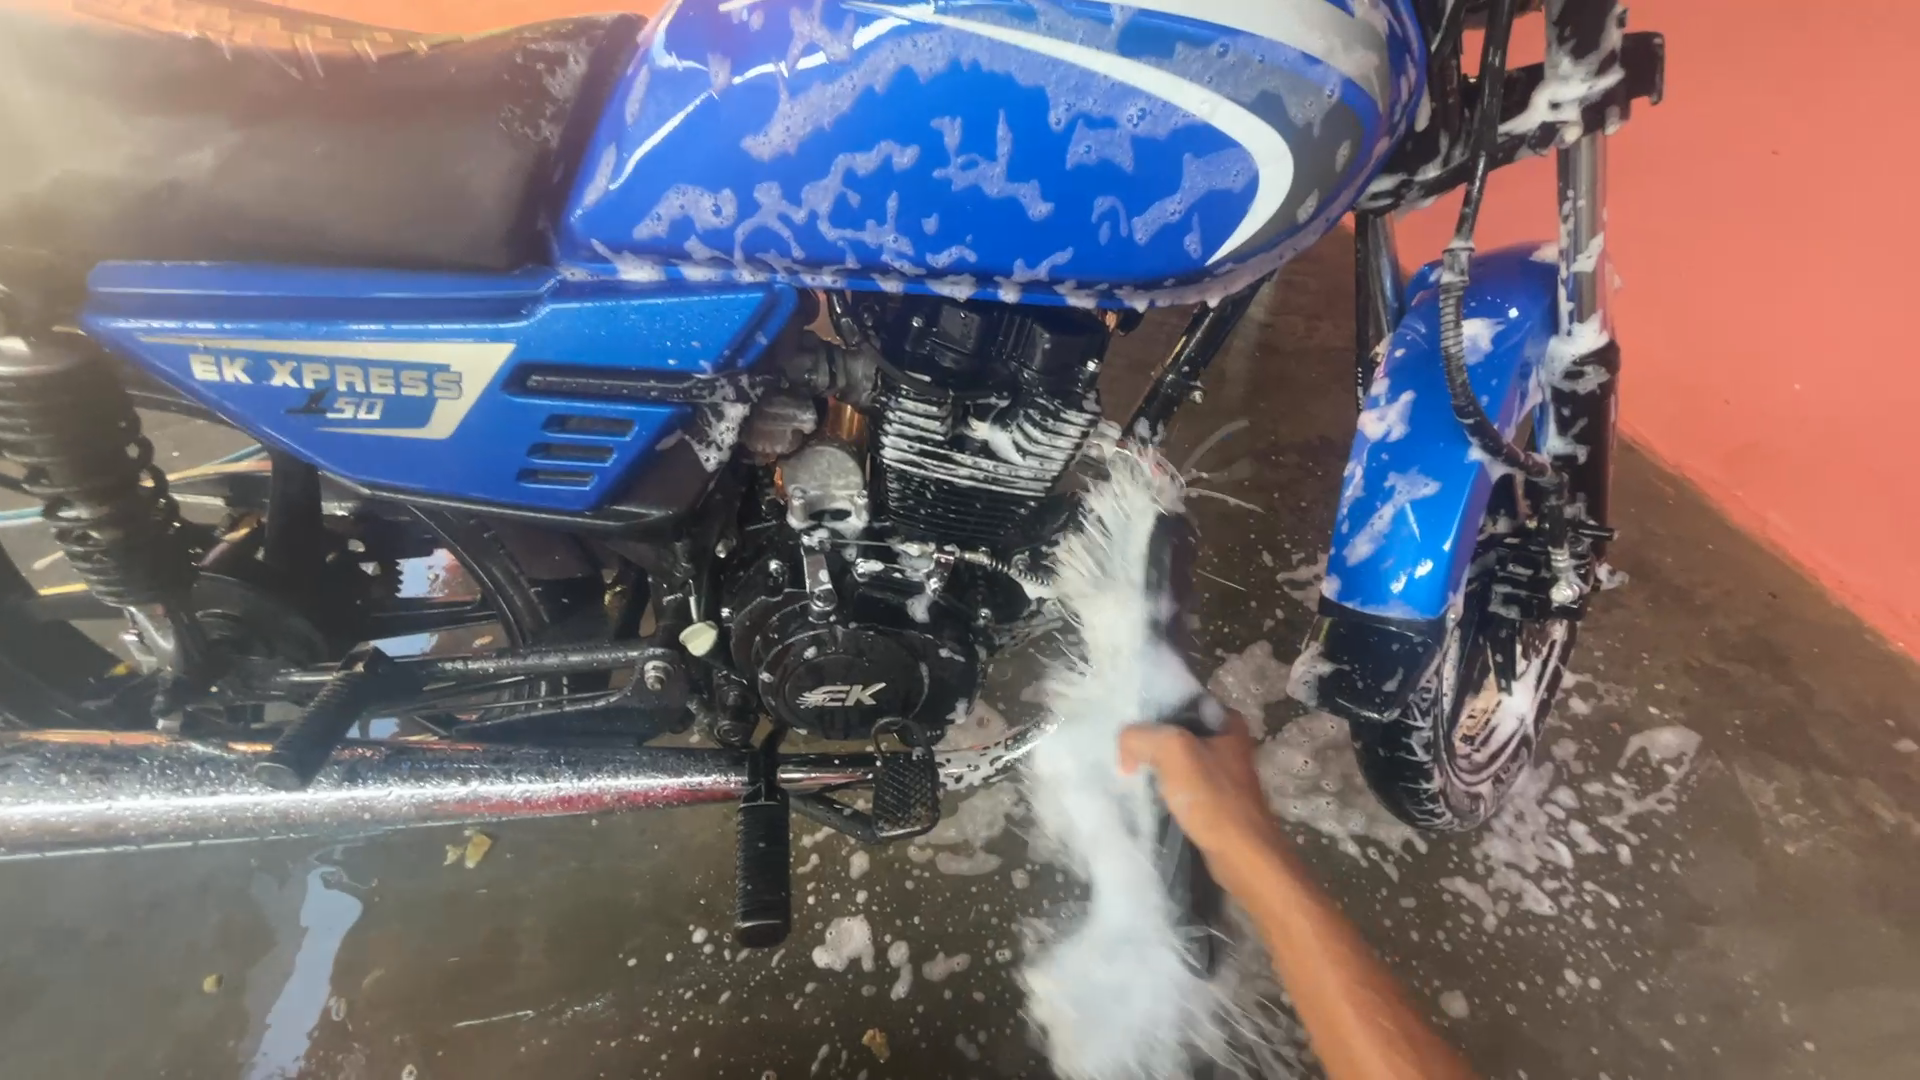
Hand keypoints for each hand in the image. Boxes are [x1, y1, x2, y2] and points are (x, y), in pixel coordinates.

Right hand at [1118, 711, 1288, 877]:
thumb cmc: (1212, 797)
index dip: (1150, 708)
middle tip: (1123, 747)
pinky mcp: (1214, 797)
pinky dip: (1162, 782)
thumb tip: (1125, 751)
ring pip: (1177, 755)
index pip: (1179, 699)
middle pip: (1176, 727)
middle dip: (1149, 736)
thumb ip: (1139, 736)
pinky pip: (1180, 779)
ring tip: (1128, 767)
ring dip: (1154, 761)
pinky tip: (1145, 790)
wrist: (1242, 855)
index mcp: (1227, 719)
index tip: (1125, 722)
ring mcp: (1222, 770)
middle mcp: (1228, 740)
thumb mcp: (1171, 750)